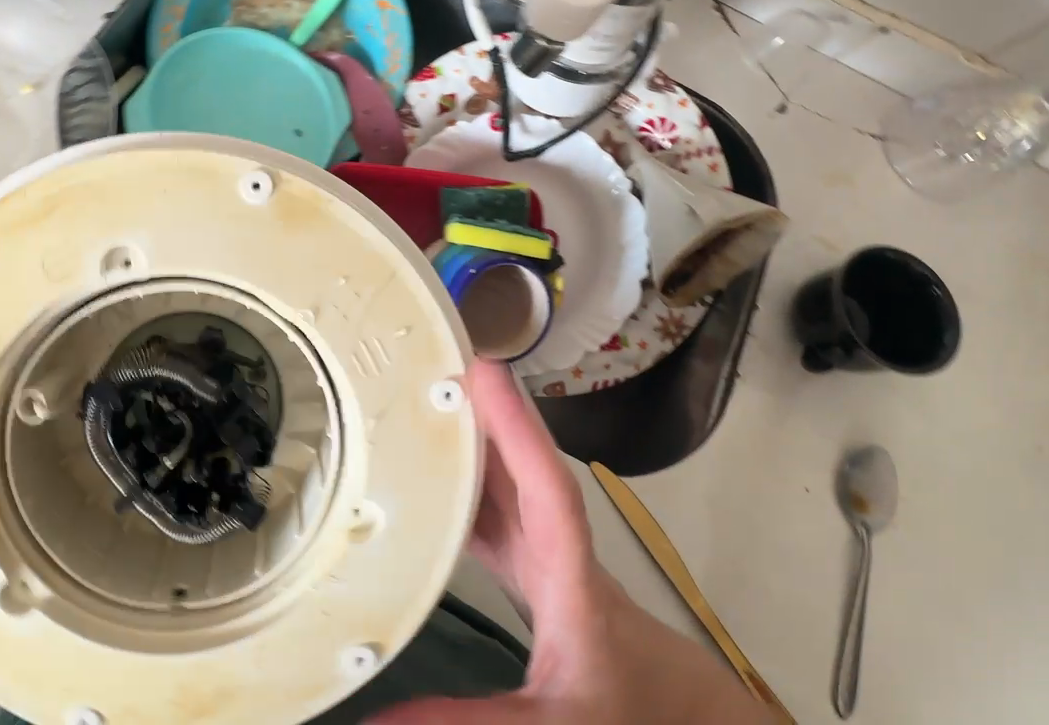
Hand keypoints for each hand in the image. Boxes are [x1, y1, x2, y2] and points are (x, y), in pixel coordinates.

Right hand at [371, 359, 769, 724]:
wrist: (679, 717)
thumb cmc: (626, 709)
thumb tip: (368, 720)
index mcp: (569, 575)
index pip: (547, 488)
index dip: (515, 429)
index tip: (482, 370)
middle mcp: (556, 547)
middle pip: (520, 463)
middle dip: (478, 409)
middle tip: (426, 360)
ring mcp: (546, 552)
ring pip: (506, 479)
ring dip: (468, 438)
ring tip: (414, 400)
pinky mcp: (534, 564)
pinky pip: (493, 509)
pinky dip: (460, 484)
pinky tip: (421, 478)